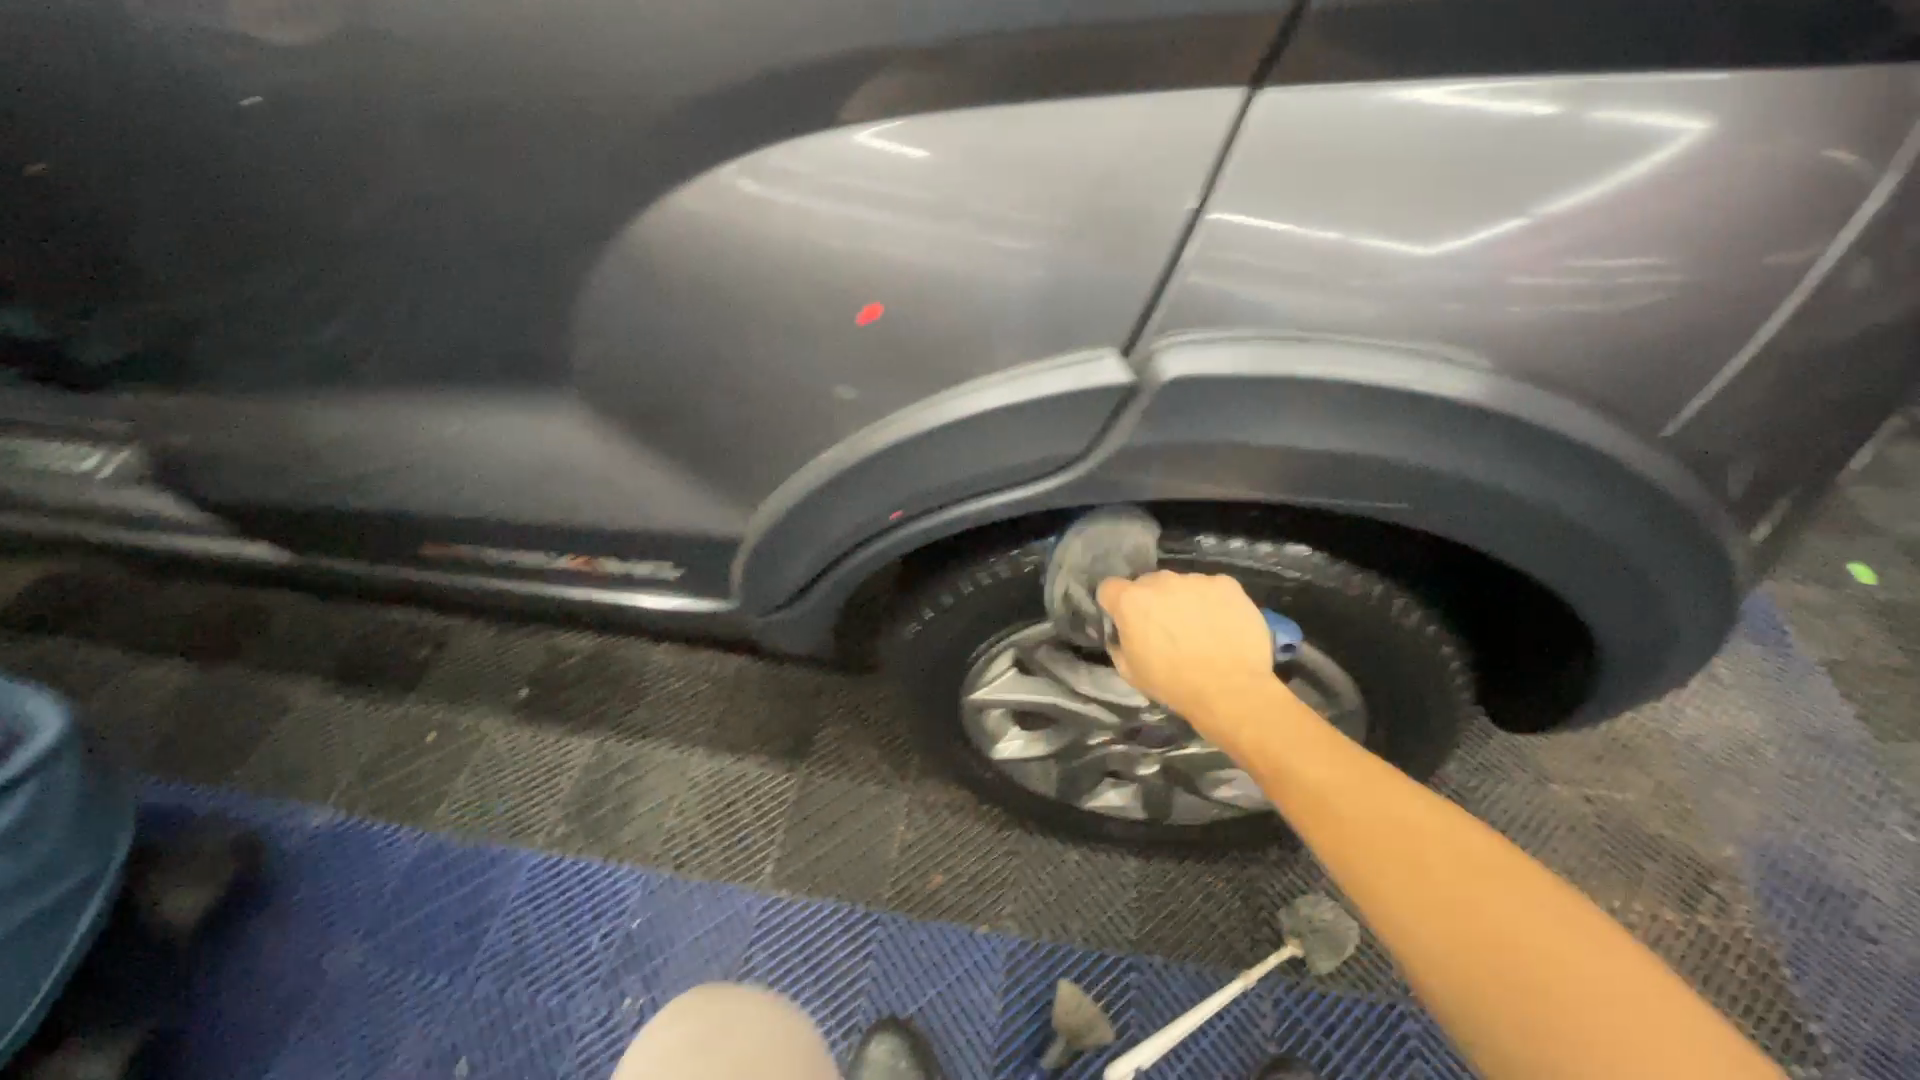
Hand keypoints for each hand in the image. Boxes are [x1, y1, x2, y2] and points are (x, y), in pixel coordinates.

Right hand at [1096, 571, 1290, 732]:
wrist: (1231, 689)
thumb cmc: (1174, 684)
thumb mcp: (1130, 672)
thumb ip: (1118, 644)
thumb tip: (1122, 634)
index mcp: (1131, 601)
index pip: (1109, 588)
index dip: (1115, 604)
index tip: (1126, 621)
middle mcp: (1160, 581)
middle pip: (1147, 584)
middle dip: (1151, 602)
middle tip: (1166, 630)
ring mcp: (1195, 580)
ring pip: (1181, 585)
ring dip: (1183, 601)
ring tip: (1199, 630)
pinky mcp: (1226, 584)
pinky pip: (1212, 589)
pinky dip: (1213, 603)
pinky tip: (1222, 626)